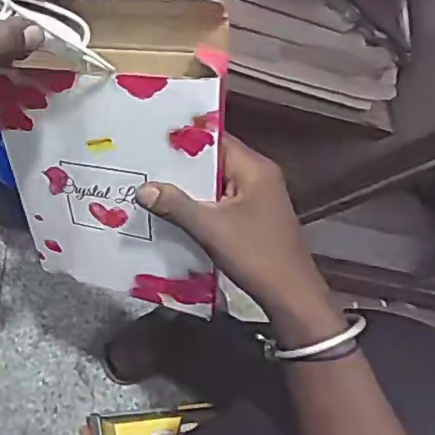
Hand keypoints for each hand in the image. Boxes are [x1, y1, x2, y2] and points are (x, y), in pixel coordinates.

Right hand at [135, 134, 335, 328]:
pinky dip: (196, 205)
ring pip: (213, 183)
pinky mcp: (250, 217)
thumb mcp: (210, 228)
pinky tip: (171, 212)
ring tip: (150, 186)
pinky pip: (217, 202)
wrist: (290, 296)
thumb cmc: (256, 255)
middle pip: (212, 161)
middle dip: (179, 166)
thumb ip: (175, 205)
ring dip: (186, 188)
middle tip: (143, 163)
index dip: (184, 137)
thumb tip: (144, 189)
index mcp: (255, 169)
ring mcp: (255, 198)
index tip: (152, 139)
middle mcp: (258, 177)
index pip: (216, 139)